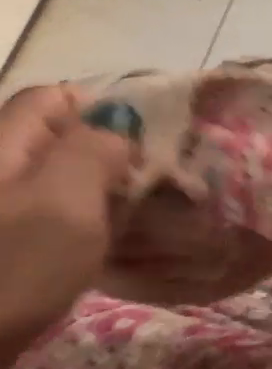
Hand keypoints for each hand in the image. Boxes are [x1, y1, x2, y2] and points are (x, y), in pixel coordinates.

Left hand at [0, 85, 134, 368]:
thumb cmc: (11, 269)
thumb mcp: (62, 204)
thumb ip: (92, 152)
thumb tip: (117, 129)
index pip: (55, 99)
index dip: (108, 110)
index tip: (157, 143)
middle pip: (59, 137)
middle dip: (114, 153)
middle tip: (159, 183)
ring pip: (62, 176)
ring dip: (107, 189)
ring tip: (145, 214)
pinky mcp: (6, 239)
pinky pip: (55, 210)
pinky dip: (91, 217)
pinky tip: (111, 241)